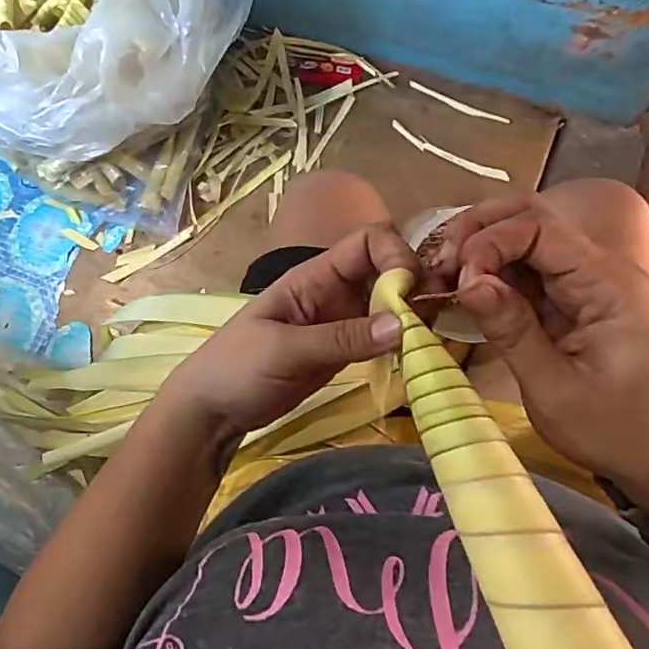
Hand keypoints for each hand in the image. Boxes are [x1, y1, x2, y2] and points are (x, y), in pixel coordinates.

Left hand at [154, 224, 418, 437]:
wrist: (212, 407)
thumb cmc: (236, 368)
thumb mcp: (285, 350)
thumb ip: (341, 338)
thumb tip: (403, 324)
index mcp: (313, 277)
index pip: (366, 242)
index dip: (396, 255)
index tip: (412, 290)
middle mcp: (332, 292)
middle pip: (386, 270)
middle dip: (415, 286)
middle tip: (435, 320)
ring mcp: (339, 321)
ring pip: (389, 304)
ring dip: (414, 315)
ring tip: (433, 341)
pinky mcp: (343, 350)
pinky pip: (380, 335)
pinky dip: (402, 340)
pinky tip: (417, 356)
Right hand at [431, 195, 648, 512]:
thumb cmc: (612, 429)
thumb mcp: (553, 388)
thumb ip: (511, 331)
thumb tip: (469, 282)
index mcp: (607, 285)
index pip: (541, 228)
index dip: (490, 242)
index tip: (457, 280)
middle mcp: (598, 269)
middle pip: (530, 216)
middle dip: (477, 231)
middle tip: (438, 265)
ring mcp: (583, 279)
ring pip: (522, 234)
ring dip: (477, 246)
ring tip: (443, 275)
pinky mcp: (567, 295)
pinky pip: (522, 264)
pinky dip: (486, 269)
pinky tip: (461, 287)